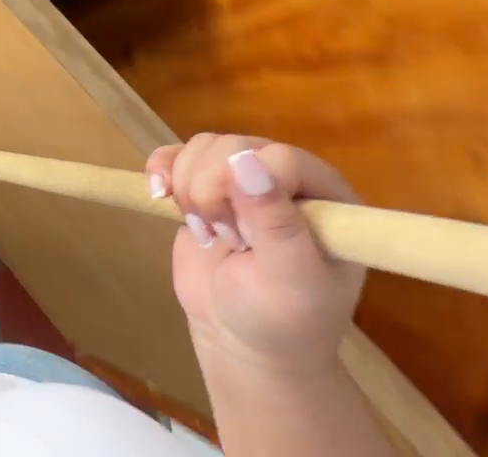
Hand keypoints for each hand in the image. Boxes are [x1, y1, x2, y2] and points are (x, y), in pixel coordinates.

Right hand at [146, 134, 365, 373]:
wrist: (240, 339)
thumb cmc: (281, 320)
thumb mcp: (289, 281)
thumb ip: (275, 222)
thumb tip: (246, 160)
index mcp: (327, 198)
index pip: (281, 158)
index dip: (249, 189)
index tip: (243, 235)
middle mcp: (287, 178)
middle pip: (234, 147)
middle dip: (213, 193)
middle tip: (227, 239)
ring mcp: (242, 179)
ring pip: (201, 146)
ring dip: (189, 191)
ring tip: (207, 233)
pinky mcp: (202, 184)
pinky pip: (174, 153)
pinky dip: (160, 170)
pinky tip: (160, 196)